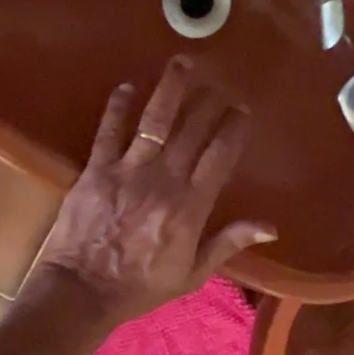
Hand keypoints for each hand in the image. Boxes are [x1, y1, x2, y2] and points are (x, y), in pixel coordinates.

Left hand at [28, 60, 275, 327]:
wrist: (82, 291)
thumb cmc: (140, 288)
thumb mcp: (192, 274)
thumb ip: (228, 242)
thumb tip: (270, 226)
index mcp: (190, 207)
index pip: (219, 156)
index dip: (232, 129)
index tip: (241, 111)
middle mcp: (163, 180)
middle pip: (192, 130)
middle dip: (208, 103)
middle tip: (218, 82)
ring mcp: (128, 171)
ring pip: (154, 120)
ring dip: (170, 89)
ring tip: (181, 63)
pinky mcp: (95, 169)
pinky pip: (109, 130)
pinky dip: (119, 106)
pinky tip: (127, 86)